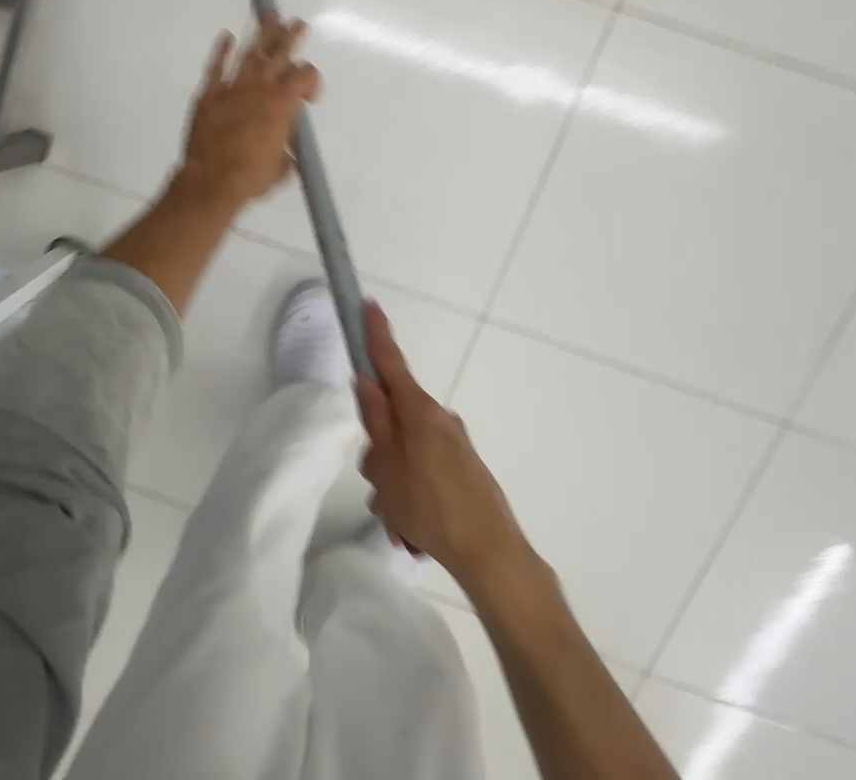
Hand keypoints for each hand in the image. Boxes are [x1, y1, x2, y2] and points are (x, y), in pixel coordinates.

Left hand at [174, 16, 319, 208]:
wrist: (211, 180)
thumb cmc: (251, 177)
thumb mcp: (281, 168)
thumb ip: (285, 151)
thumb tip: (284, 154)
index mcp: (282, 104)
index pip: (305, 76)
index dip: (313, 82)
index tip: (311, 99)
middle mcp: (260, 89)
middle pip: (279, 54)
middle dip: (290, 38)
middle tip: (298, 24)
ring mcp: (232, 88)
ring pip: (250, 54)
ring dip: (261, 34)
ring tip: (270, 16)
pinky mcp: (209, 95)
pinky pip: (216, 67)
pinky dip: (221, 51)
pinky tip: (227, 36)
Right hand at [354, 302, 533, 591]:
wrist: (489, 551)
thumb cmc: (430, 505)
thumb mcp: (388, 464)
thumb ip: (376, 420)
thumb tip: (366, 380)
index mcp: (419, 413)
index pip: (390, 364)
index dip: (376, 335)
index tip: (369, 304)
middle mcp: (439, 422)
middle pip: (392, 422)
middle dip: (378, 454)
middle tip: (381, 490)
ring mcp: (453, 448)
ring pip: (404, 457)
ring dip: (394, 489)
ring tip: (401, 523)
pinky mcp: (462, 473)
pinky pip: (422, 479)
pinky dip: (412, 503)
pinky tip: (415, 533)